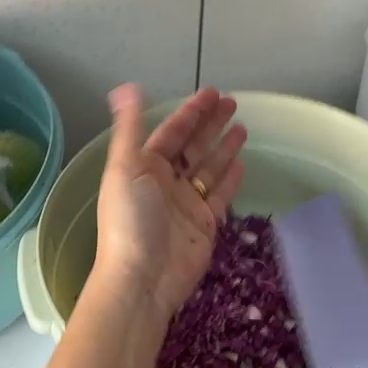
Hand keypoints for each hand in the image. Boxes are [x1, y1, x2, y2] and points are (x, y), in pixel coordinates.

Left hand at [91, 85, 245, 324]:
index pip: (170, 133)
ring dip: (223, 147)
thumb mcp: (125, 169)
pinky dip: (230, 179)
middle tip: (232, 103)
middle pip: (191, 147)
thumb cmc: (130, 222)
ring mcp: (186, 205)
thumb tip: (126, 88)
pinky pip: (220, 196)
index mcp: (142, 168)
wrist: (142, 279)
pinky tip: (241, 162)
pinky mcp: (204, 226)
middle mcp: (164, 184)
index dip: (190, 113)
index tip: (212, 93)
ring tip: (242, 127)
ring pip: (208, 169)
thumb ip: (130, 128)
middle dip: (209, 125)